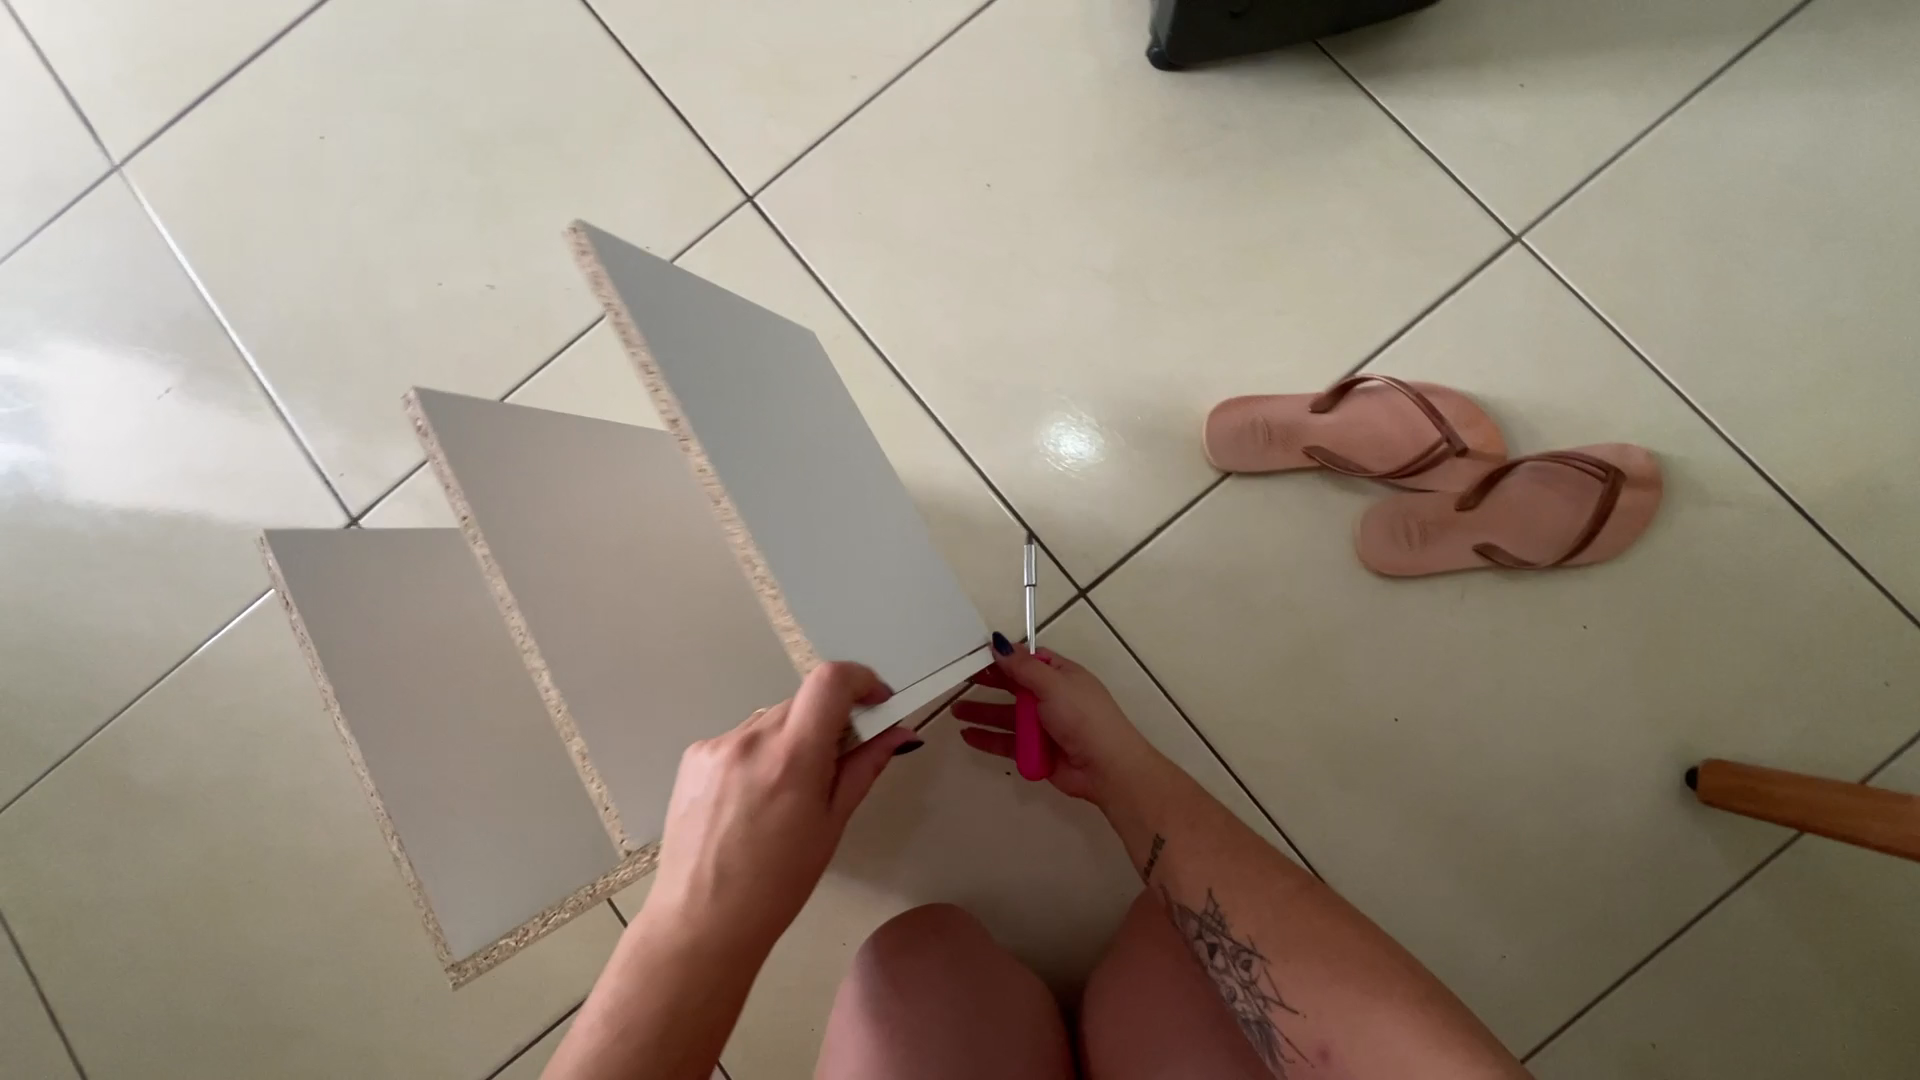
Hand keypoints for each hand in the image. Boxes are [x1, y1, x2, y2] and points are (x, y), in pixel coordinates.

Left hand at [645, 662, 919, 954]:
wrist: (700, 922)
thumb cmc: (778, 883)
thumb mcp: (833, 824)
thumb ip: (864, 767)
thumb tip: (898, 732)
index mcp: (793, 756)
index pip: (831, 680)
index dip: (861, 679)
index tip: (875, 701)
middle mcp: (752, 738)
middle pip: (803, 701)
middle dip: (827, 720)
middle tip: (835, 762)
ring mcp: (717, 744)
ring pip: (772, 719)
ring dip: (791, 738)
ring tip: (784, 793)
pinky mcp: (694, 755)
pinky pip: (741, 738)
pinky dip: (758, 753)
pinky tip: (751, 798)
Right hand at [954, 643, 1165, 807]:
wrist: (1106, 768)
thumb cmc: (1083, 718)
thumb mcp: (1053, 684)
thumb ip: (1022, 666)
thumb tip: (998, 642)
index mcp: (1061, 675)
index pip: (1028, 660)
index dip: (1003, 657)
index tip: (975, 654)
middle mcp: (1050, 697)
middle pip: (1013, 687)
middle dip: (988, 684)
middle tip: (958, 680)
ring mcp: (1042, 726)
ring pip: (1005, 715)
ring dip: (981, 712)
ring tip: (955, 710)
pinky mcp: (1035, 751)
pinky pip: (1006, 742)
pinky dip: (987, 738)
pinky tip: (967, 735)